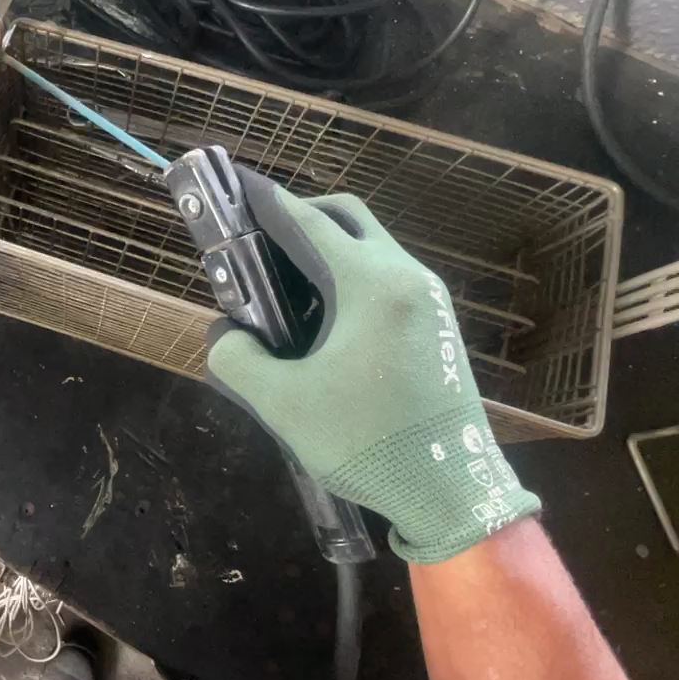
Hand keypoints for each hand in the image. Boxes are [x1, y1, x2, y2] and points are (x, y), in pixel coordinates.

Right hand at [205, 169, 538, 561]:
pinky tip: (316, 320)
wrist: (451, 493)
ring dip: (320, 250)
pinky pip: (382, 279)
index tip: (236, 186)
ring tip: (277, 286)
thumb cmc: (365, 442)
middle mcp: (408, 278)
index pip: (309, 223)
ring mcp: (428, 301)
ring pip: (368, 247)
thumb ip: (236, 358)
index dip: (267, 202)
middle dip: (298, 215)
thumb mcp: (282, 403)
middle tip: (255, 238)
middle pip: (347, 218)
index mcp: (373, 286)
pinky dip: (343, 278)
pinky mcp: (435, 326)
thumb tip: (227, 335)